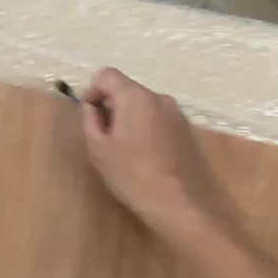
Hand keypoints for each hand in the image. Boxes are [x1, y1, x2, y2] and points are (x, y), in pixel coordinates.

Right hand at [79, 68, 235, 243]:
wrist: (179, 202)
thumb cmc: (132, 175)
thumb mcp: (99, 149)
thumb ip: (90, 120)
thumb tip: (91, 106)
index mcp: (135, 97)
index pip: (107, 75)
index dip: (93, 91)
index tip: (90, 116)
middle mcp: (159, 97)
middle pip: (127, 90)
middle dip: (112, 107)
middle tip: (105, 138)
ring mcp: (177, 113)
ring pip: (144, 105)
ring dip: (130, 119)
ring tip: (126, 151)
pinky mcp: (187, 130)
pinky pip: (159, 119)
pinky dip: (147, 129)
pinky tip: (146, 157)